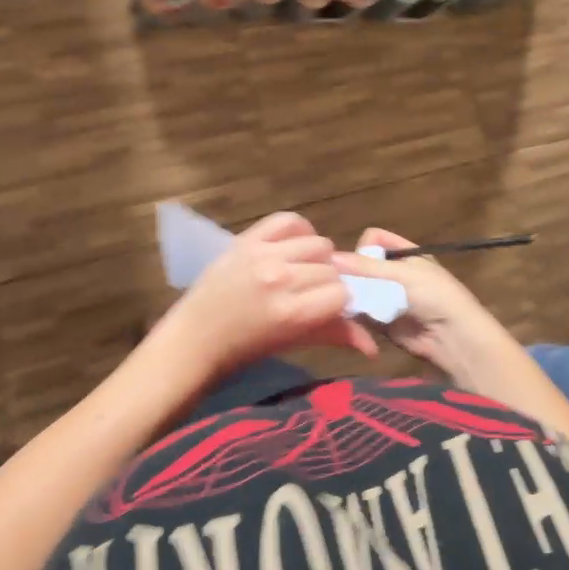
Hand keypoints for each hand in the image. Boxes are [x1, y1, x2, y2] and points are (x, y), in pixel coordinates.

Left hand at [161, 212, 377, 373]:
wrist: (195, 338)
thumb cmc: (244, 350)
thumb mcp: (292, 343)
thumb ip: (335, 336)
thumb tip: (374, 347)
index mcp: (292, 311)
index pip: (342, 293)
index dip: (340, 301)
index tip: (330, 309)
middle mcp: (280, 277)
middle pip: (331, 269)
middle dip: (330, 282)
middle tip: (315, 294)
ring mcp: (263, 254)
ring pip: (317, 243)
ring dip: (317, 258)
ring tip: (304, 271)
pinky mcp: (247, 238)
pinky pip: (288, 220)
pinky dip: (299, 230)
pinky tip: (295, 246)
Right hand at [333, 229, 507, 372]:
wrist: (452, 338)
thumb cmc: (434, 296)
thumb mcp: (403, 275)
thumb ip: (367, 267)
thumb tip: (331, 257)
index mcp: (404, 254)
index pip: (374, 239)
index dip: (363, 247)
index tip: (359, 263)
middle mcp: (394, 272)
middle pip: (362, 265)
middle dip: (351, 274)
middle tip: (340, 285)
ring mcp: (387, 297)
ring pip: (358, 289)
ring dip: (350, 295)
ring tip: (342, 303)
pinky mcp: (381, 321)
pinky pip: (360, 312)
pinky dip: (353, 315)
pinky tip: (347, 317)